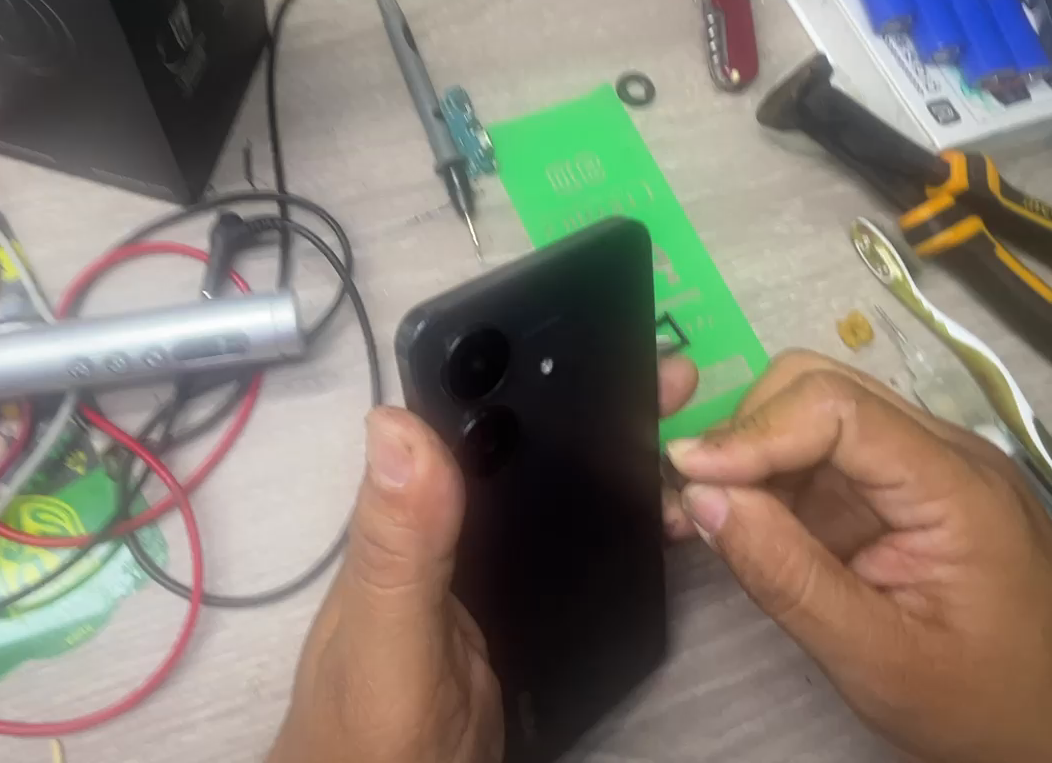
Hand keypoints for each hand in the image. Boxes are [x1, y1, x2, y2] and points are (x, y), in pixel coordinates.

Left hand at [269, 357, 701, 762]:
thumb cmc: (373, 728)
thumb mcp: (388, 637)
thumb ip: (395, 544)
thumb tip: (396, 420)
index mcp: (408, 503)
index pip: (457, 407)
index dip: (515, 357)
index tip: (590, 328)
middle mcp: (445, 512)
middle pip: (517, 433)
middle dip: (588, 395)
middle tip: (670, 382)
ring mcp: (484, 553)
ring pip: (550, 478)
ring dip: (610, 451)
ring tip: (677, 436)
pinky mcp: (518, 593)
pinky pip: (570, 532)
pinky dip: (614, 513)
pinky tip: (657, 511)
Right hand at [668, 351, 1051, 762]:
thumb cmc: (984, 709)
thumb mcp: (876, 661)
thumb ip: (786, 576)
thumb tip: (700, 497)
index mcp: (956, 487)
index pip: (837, 407)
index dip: (753, 430)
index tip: (690, 472)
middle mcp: (940, 450)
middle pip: (819, 385)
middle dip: (748, 429)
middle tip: (703, 489)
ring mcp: (920, 460)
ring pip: (809, 407)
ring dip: (751, 449)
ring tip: (711, 506)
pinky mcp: (896, 481)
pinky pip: (816, 449)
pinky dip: (767, 472)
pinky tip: (745, 516)